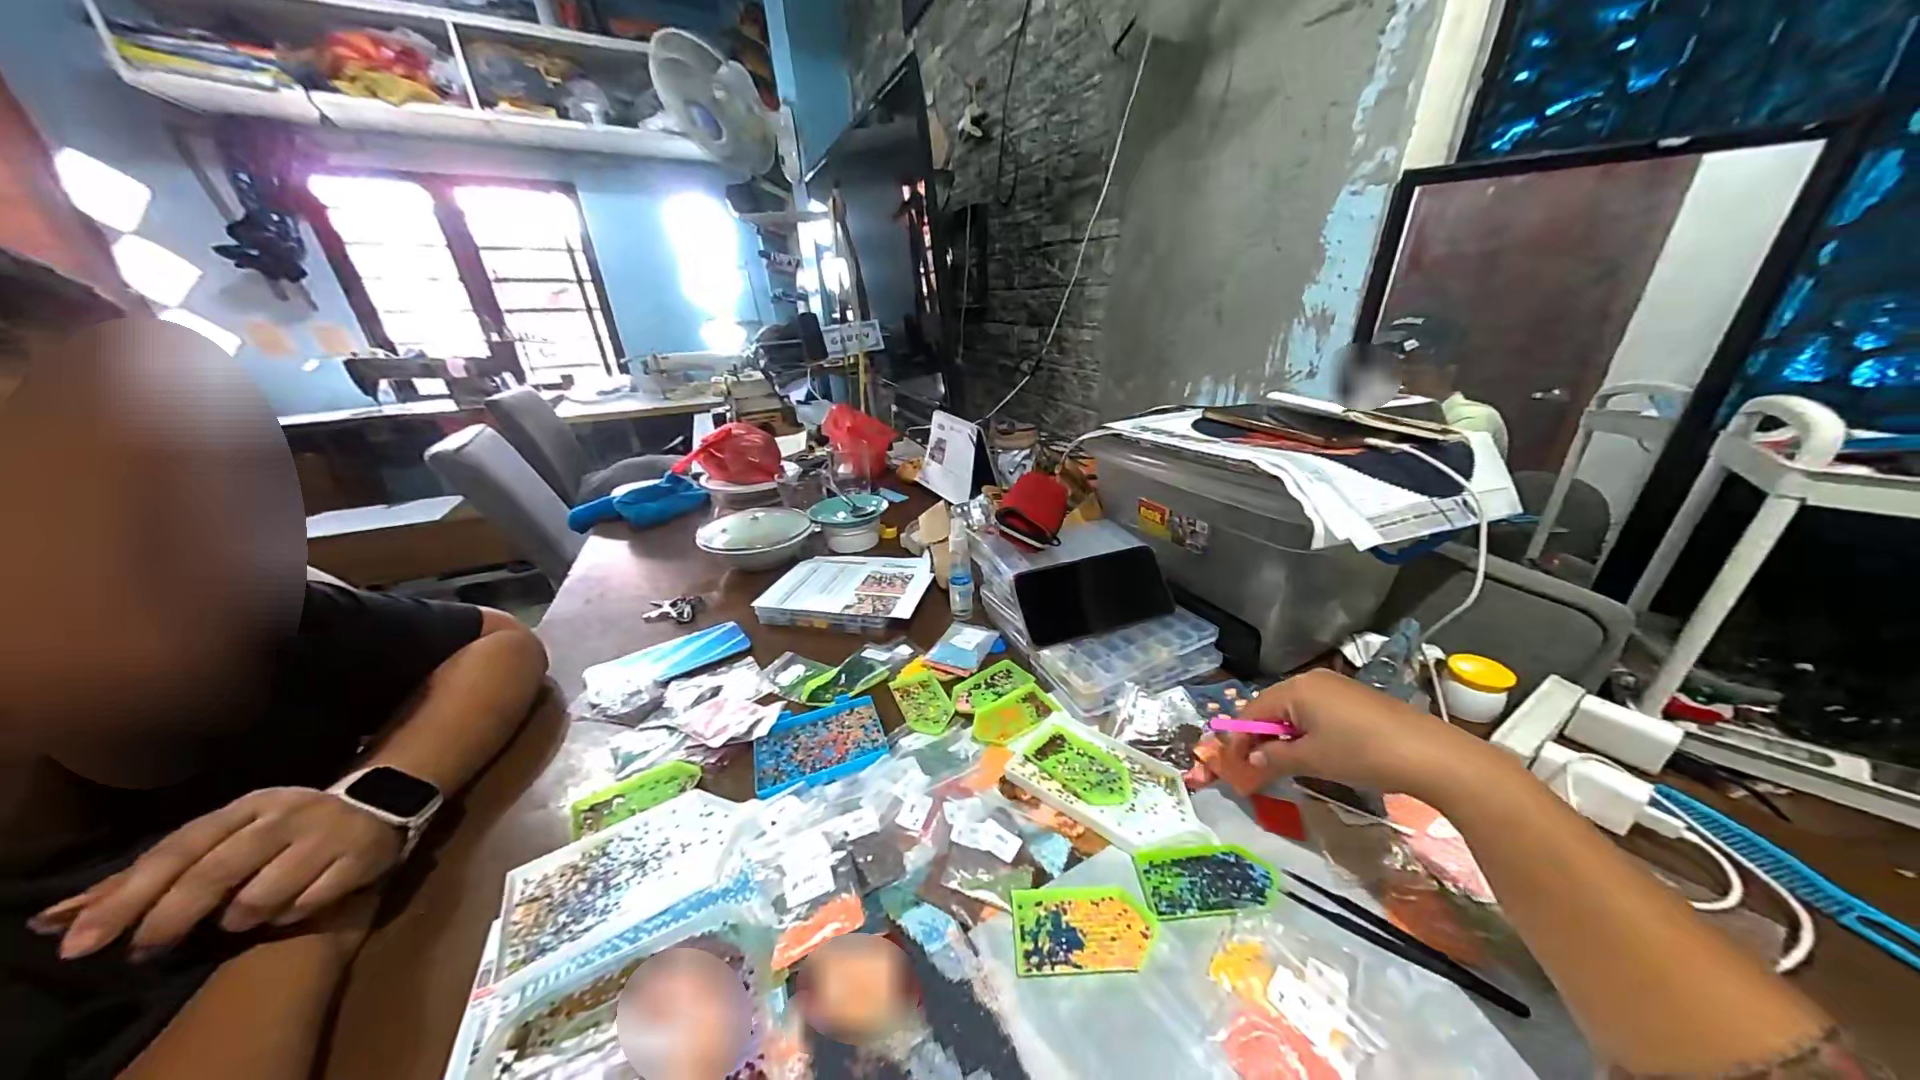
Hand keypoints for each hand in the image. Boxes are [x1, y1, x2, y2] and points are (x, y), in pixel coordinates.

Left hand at [30, 787, 404, 959]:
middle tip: (146, 950)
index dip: (126, 897)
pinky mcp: (361, 857)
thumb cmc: (283, 829)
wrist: (381, 804)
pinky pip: (305, 905)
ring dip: (239, 920)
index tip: (79, 945)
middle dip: (170, 919)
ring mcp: (330, 835)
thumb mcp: (221, 839)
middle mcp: (289, 816)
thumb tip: (52, 921)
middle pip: (215, 873)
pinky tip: (289, 908)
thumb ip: (145, 877)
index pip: (179, 849)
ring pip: (260, 897)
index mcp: (251, 806)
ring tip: (241, 919)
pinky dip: (287, 916)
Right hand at [1192, 668, 1507, 800]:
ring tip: (1280, 761)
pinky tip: (1311, 751)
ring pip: (1294, 709)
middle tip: (1252, 765)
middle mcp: (1311, 679)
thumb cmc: (1362, 754)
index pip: (1251, 711)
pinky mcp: (1356, 698)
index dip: (1238, 739)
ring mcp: (1336, 687)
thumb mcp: (1312, 760)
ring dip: (1282, 734)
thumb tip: (1253, 760)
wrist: (1433, 756)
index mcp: (1294, 688)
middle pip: (1271, 706)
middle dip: (1259, 736)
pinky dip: (1305, 730)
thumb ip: (1275, 758)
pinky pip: (1316, 711)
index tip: (1231, 765)